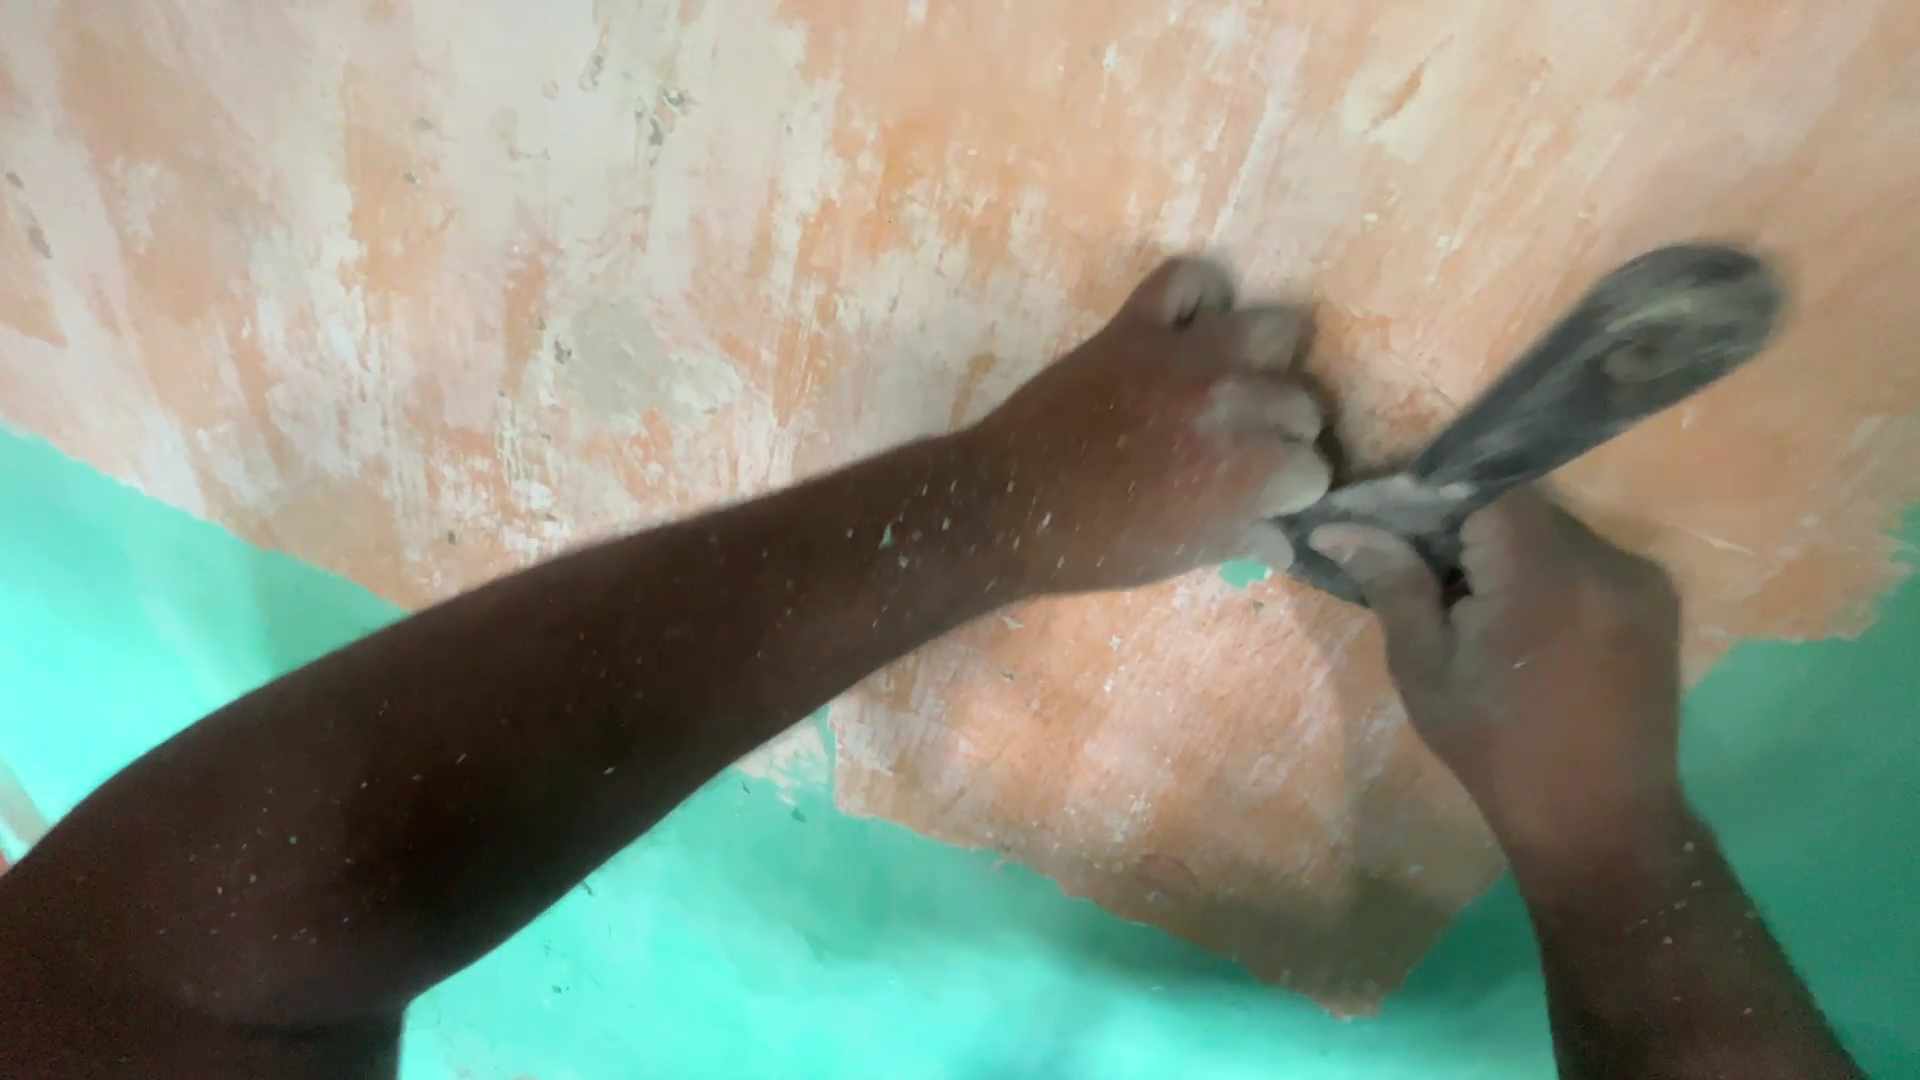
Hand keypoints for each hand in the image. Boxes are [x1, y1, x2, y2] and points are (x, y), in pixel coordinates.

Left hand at [967, 257, 1331, 592]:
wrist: (1009, 506)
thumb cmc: (1095, 547)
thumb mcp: (1180, 558)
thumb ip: (1244, 538)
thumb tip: (1285, 535)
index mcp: (1249, 471)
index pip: (1313, 469)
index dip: (1289, 489)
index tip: (1264, 495)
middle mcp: (1233, 401)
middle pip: (1303, 401)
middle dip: (1283, 432)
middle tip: (1247, 447)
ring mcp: (1184, 354)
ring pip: (1273, 328)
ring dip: (1266, 360)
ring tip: (1236, 383)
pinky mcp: (1135, 325)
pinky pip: (1187, 279)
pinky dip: (1198, 297)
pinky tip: (1192, 328)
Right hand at [1308, 488, 1685, 858]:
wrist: (1596, 815)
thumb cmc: (1493, 742)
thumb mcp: (1421, 664)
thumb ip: (1390, 583)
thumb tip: (1337, 527)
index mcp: (1547, 576)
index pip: (1482, 493)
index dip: (1429, 501)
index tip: (1386, 528)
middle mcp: (1609, 561)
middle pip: (1517, 508)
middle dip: (1458, 527)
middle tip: (1412, 568)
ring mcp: (1641, 579)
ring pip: (1546, 529)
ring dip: (1496, 548)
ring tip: (1458, 597)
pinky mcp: (1654, 598)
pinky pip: (1577, 554)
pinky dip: (1533, 566)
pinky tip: (1508, 613)